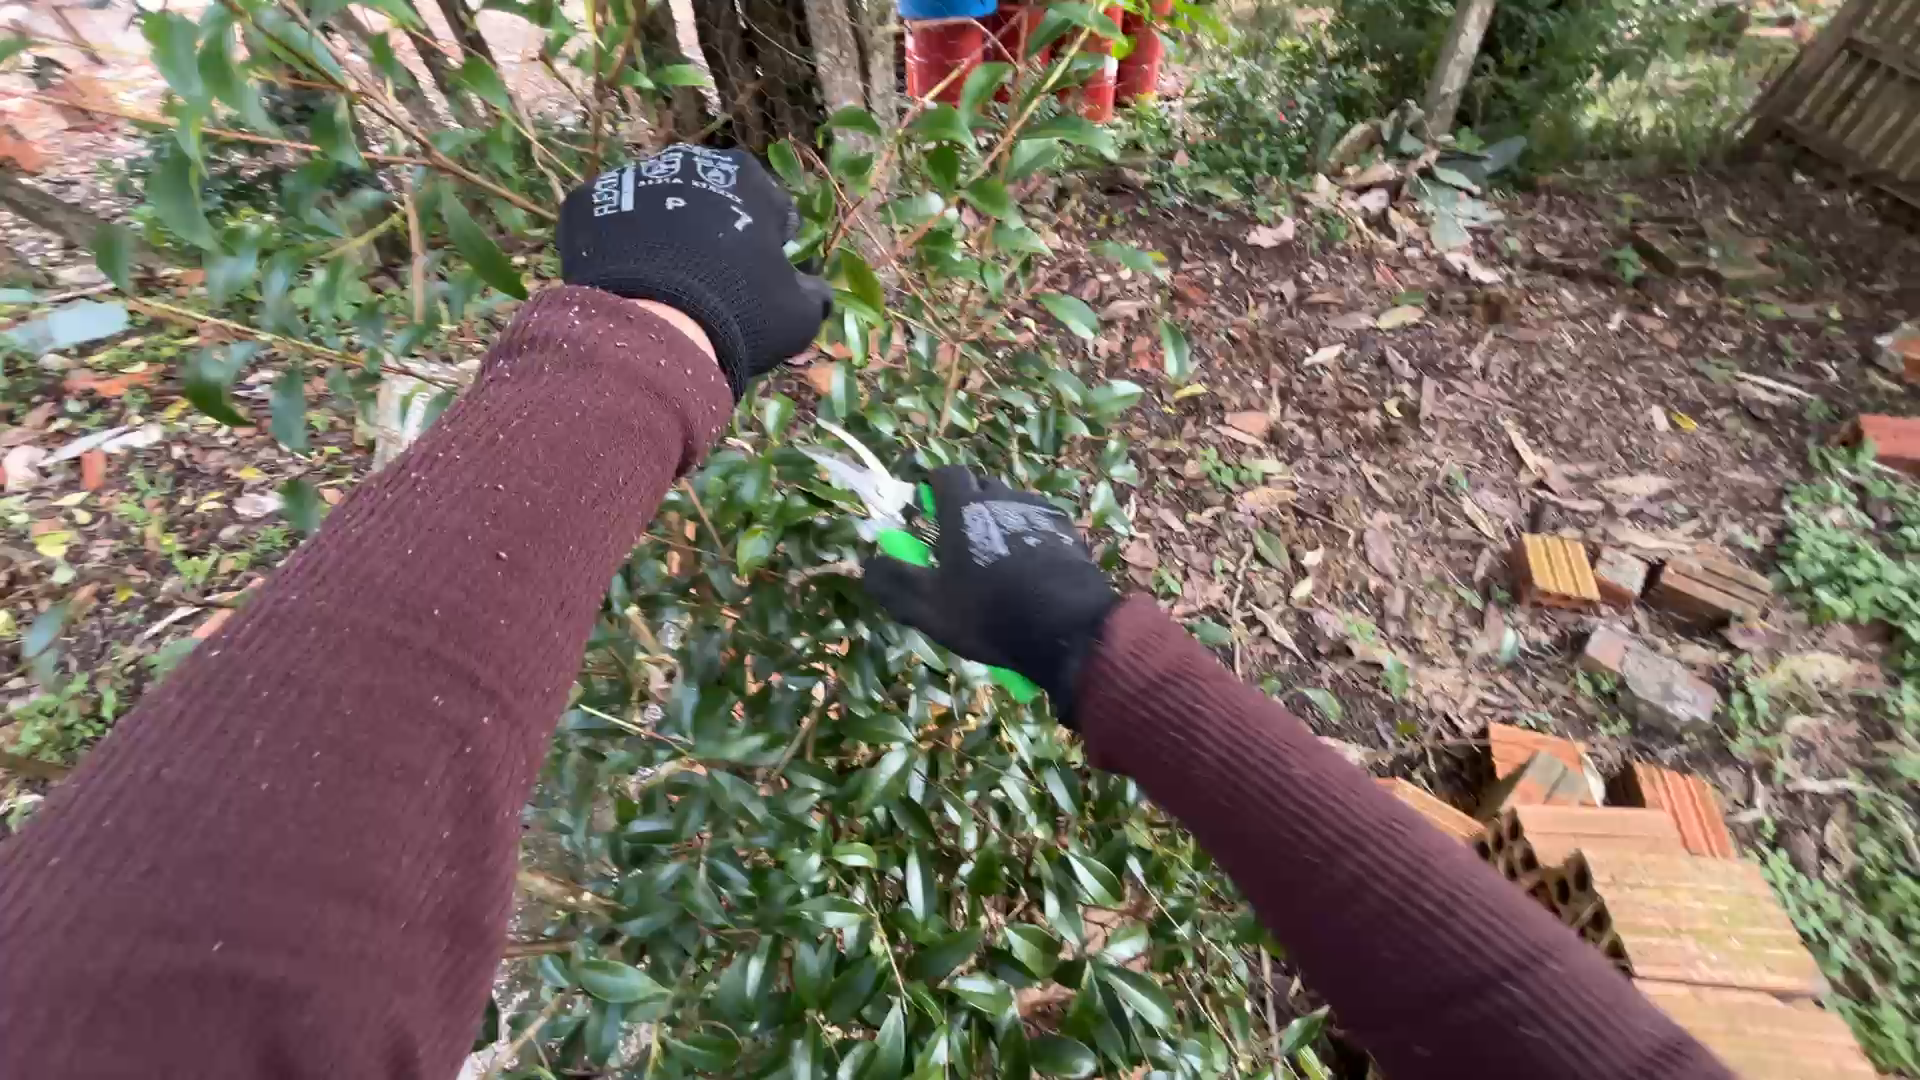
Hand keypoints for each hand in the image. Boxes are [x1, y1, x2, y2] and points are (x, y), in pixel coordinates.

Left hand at [558, 144, 832, 398]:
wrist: (658, 331)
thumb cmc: (743, 314)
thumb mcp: (801, 313)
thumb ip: (816, 293)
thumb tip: (816, 289)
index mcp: (748, 178)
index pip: (774, 213)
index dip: (776, 252)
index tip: (766, 284)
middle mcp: (689, 161)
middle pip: (714, 204)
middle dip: (719, 238)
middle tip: (718, 288)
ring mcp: (631, 176)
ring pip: (663, 209)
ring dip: (671, 239)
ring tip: (672, 290)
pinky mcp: (586, 202)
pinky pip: (615, 226)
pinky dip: (625, 249)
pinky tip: (636, 286)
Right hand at [863, 467, 1118, 721]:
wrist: (1068, 631)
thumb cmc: (990, 614)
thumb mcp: (929, 608)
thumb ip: (893, 583)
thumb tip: (866, 565)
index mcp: (966, 508)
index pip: (946, 473)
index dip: (933, 486)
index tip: (927, 508)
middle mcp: (1004, 499)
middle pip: (981, 486)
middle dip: (966, 502)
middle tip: (957, 537)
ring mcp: (1041, 514)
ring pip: (1012, 504)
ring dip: (998, 520)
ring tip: (994, 556)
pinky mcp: (1068, 534)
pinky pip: (1039, 524)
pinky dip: (1027, 536)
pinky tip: (1028, 568)